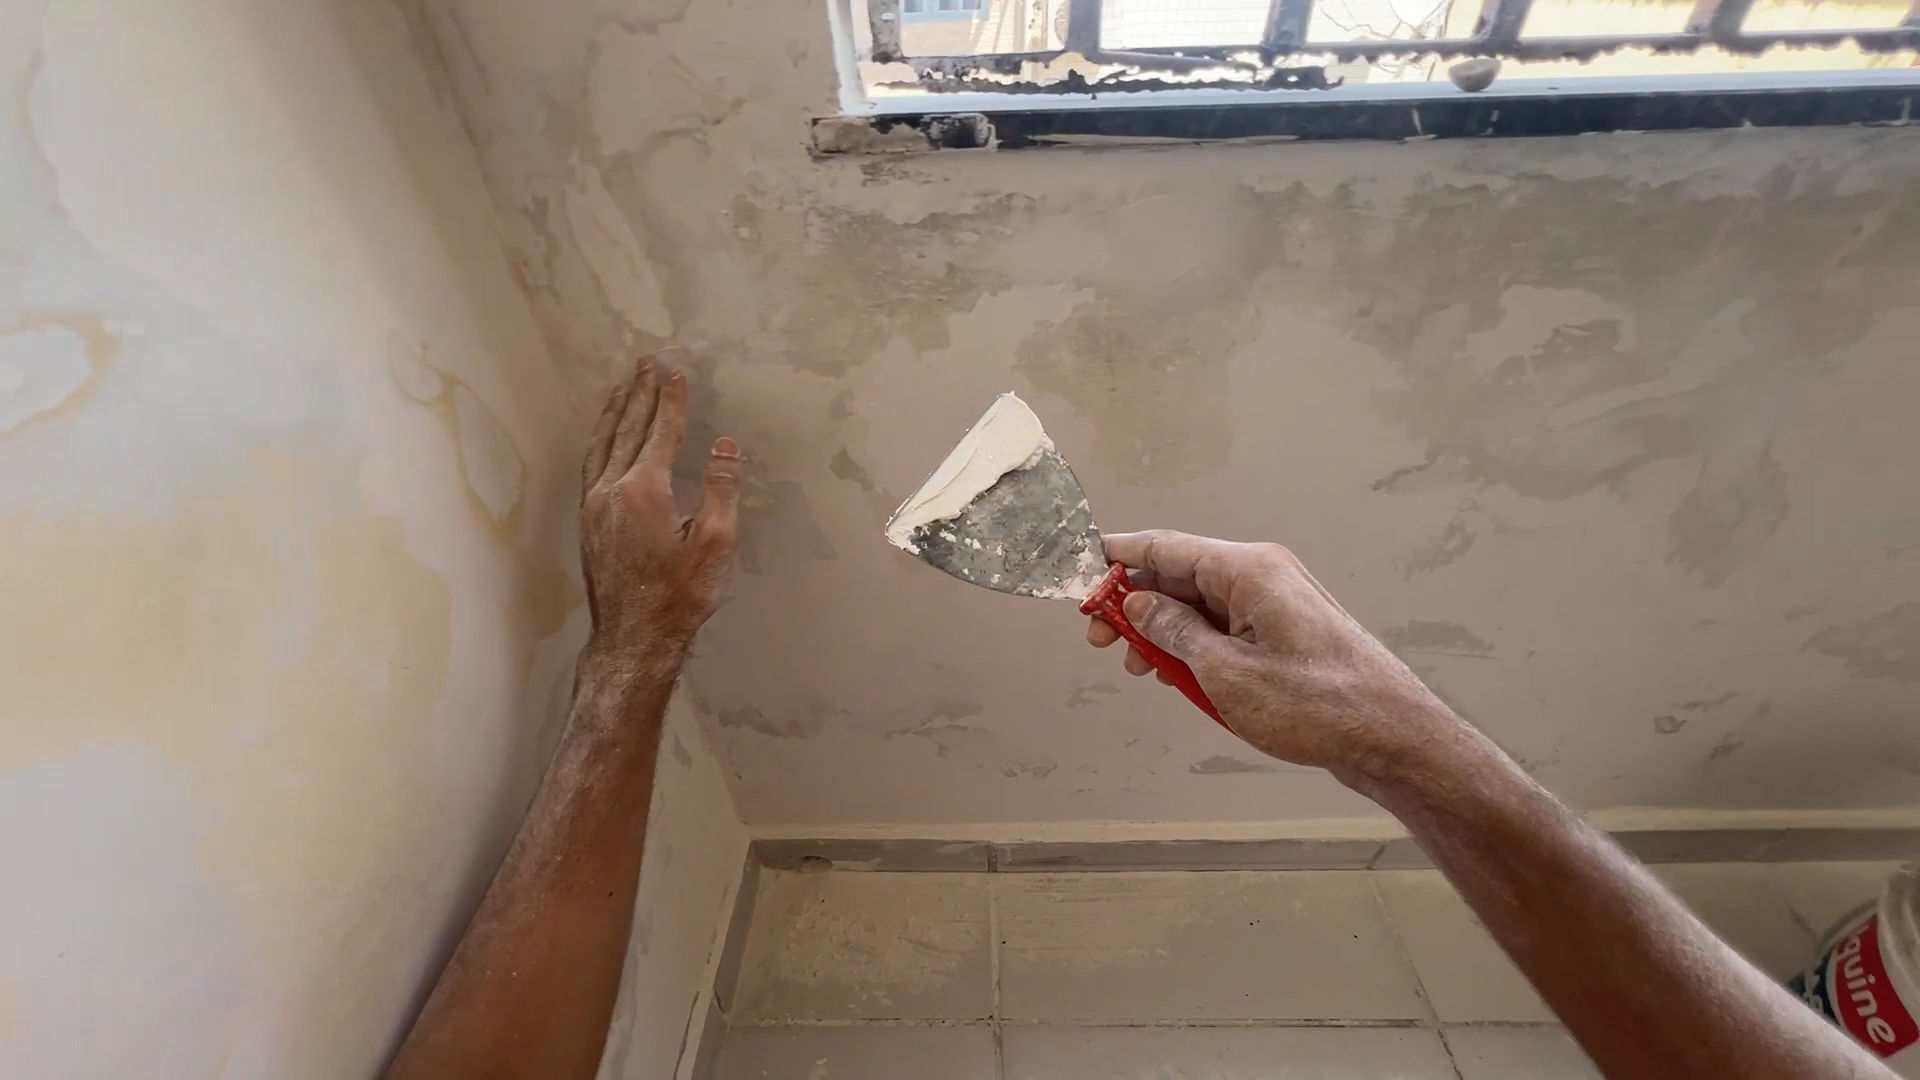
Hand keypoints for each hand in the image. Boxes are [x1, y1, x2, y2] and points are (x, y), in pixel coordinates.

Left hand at [578, 358, 741, 682]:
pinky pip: (592, 464)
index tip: (677, 373)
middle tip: (646, 362)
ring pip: (602, 444)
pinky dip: (600, 439)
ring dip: (614, 412)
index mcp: (644, 490)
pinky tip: (605, 436)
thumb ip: (721, 489)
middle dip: (640, 394)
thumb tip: (726, 445)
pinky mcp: (588, 521)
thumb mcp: (717, 543)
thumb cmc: (682, 593)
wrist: (635, 636)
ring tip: (622, 386)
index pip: (661, 434)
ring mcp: (594, 505)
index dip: (671, 403)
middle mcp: (611, 489)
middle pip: (627, 430)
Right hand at [1086, 530, 1463, 785]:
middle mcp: (1259, 574)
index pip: (1165, 547)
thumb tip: (1136, 603)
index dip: (1118, 556)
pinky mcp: (1282, 629)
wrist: (1394, 738)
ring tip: (1139, 666)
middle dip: (1135, 605)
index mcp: (1246, 569)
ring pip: (1198, 604)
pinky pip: (1223, 625)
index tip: (1082, 569)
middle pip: (1179, 576)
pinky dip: (1193, 644)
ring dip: (1162, 631)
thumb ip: (1172, 631)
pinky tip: (1176, 674)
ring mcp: (1273, 602)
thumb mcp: (1223, 671)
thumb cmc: (1312, 704)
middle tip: (1102, 639)